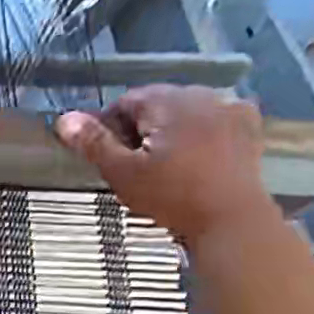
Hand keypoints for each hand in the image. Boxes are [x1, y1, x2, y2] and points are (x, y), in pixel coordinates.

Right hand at [54, 85, 277, 242]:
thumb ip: (93, 142)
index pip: (125, 101)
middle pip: (156, 102)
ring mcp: (230, 108)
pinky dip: (198, 129)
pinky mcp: (248, 126)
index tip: (107, 155)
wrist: (228, 218)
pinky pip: (213, 117)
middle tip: (132, 163)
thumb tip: (64, 119)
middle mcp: (202, 96)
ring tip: (161, 162)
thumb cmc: (169, 195)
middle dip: (139, 126)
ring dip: (168, 128)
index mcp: (168, 103)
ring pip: (184, 109)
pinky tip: (193, 153)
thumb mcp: (121, 172)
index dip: (109, 126)